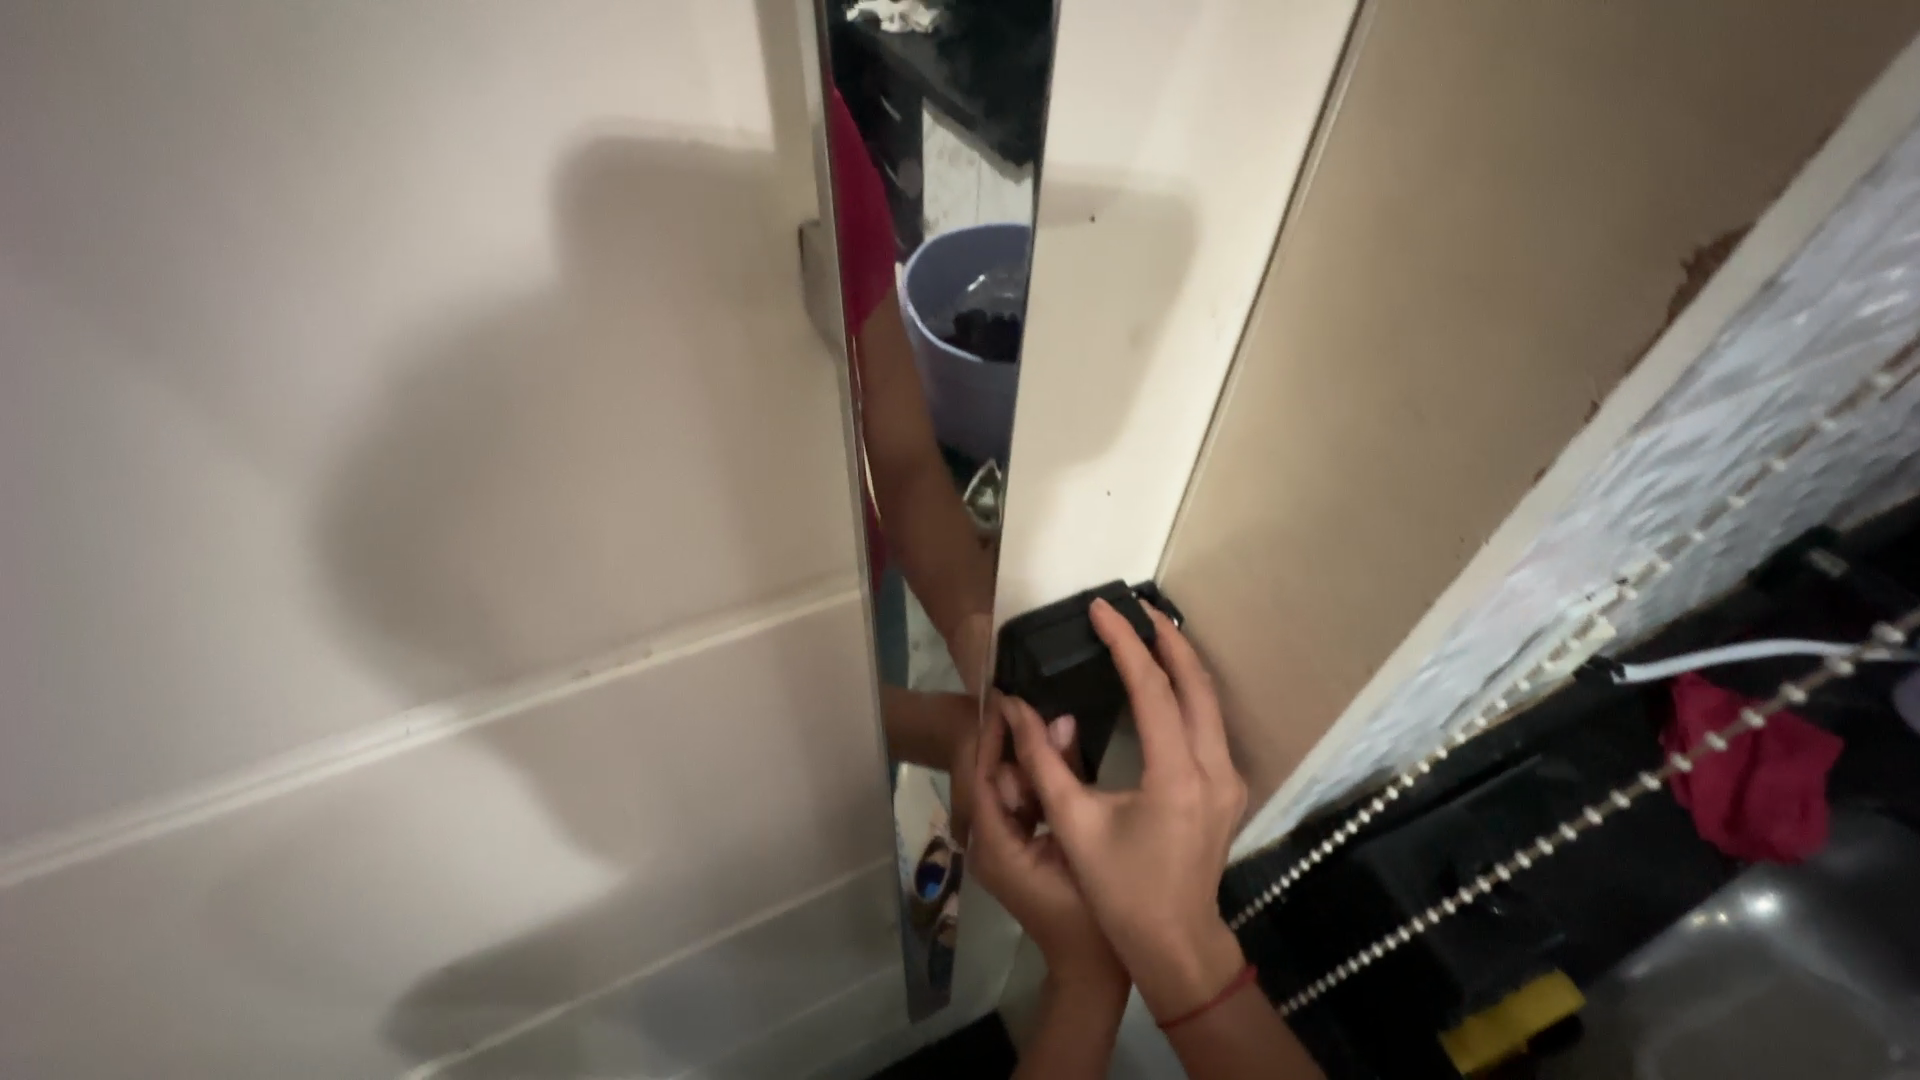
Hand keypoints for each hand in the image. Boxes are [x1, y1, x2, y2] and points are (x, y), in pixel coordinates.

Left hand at [969, 698, 1126, 989]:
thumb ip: (1065, 778)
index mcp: (993, 844)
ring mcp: (998, 851)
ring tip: (1047, 723)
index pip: (982, 774)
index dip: (992, 734)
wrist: (1091, 973)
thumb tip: (1058, 720)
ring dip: (1024, 761)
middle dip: (1010, 744)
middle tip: (1032, 707)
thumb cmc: (1089, 914)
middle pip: (991, 779)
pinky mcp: (1014, 853)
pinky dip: (1033, 784)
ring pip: (1005, 791)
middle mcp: (985, 845)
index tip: (1007, 697)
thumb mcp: (1079, 837)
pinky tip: (1055, 756)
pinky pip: (1017, 807)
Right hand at [1001, 600, 1249, 1020]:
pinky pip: (1211, 720)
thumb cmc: (1119, 890)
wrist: (1175, 942)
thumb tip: (1016, 707)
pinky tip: (1166, 677)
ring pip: (1211, 699)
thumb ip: (1042, 760)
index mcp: (1176, 775)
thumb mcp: (1073, 823)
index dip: (1125, 644)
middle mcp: (1214, 768)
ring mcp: (1229, 777)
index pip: (1153, 689)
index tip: (1101, 609)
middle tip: (1134, 605)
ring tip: (1149, 628)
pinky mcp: (1228, 786)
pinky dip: (1189, 688)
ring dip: (1181, 659)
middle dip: (1167, 637)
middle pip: (1197, 682)